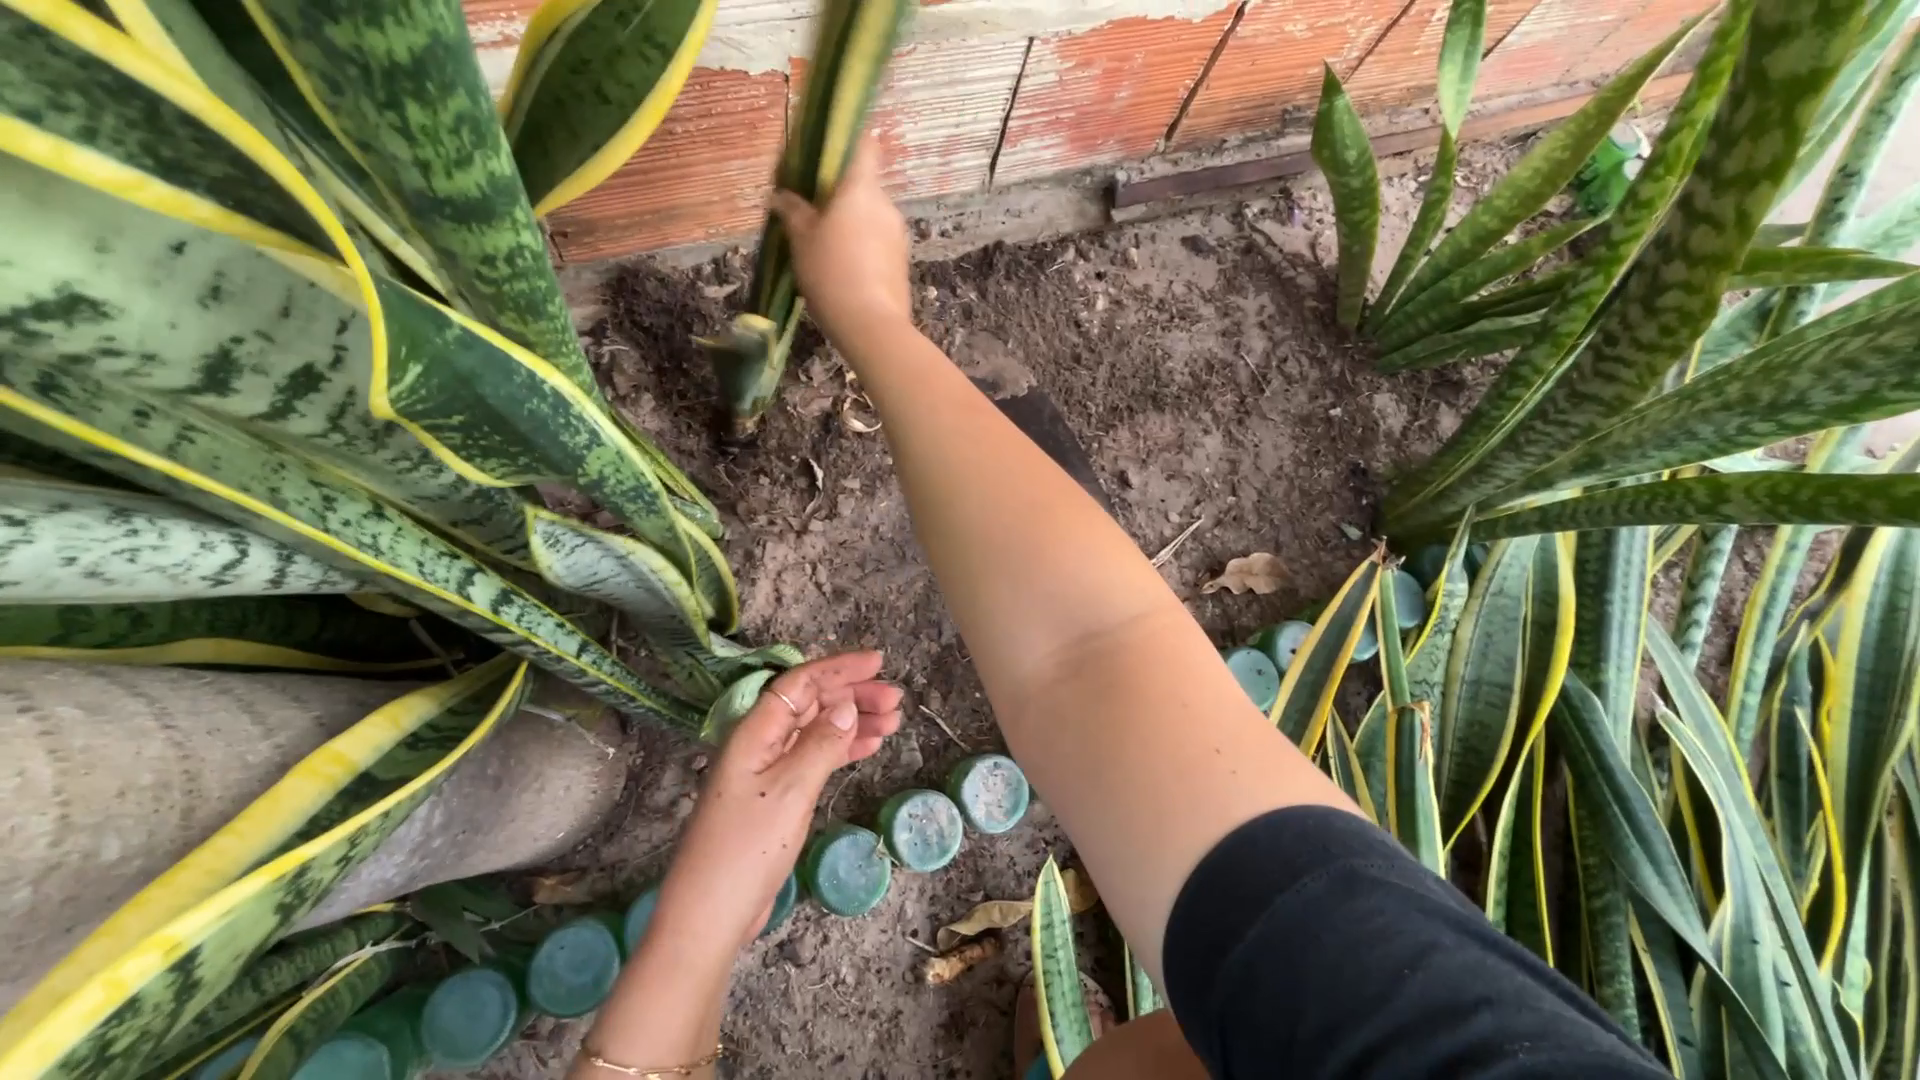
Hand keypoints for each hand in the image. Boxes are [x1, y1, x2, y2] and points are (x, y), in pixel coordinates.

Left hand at [653, 652, 903, 947]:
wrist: (711, 913)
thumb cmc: (747, 848)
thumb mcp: (790, 791)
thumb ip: (820, 744)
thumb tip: (846, 705)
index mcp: (754, 733)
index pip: (799, 684)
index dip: (838, 668)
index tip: (878, 663)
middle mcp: (760, 744)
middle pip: (810, 704)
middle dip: (852, 695)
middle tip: (895, 699)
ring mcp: (768, 771)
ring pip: (817, 730)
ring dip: (854, 722)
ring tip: (893, 721)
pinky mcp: (777, 797)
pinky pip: (815, 757)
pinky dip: (843, 749)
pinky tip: (870, 746)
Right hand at [769, 137, 912, 350]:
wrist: (871, 326)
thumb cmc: (831, 273)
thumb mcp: (801, 240)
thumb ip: (792, 211)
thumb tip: (780, 195)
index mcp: (862, 188)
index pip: (864, 145)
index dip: (847, 140)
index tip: (826, 151)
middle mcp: (886, 205)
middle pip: (862, 186)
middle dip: (839, 195)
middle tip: (811, 212)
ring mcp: (898, 235)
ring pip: (869, 217)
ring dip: (849, 224)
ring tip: (823, 247)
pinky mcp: (901, 262)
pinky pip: (877, 242)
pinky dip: (860, 247)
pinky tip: (842, 269)